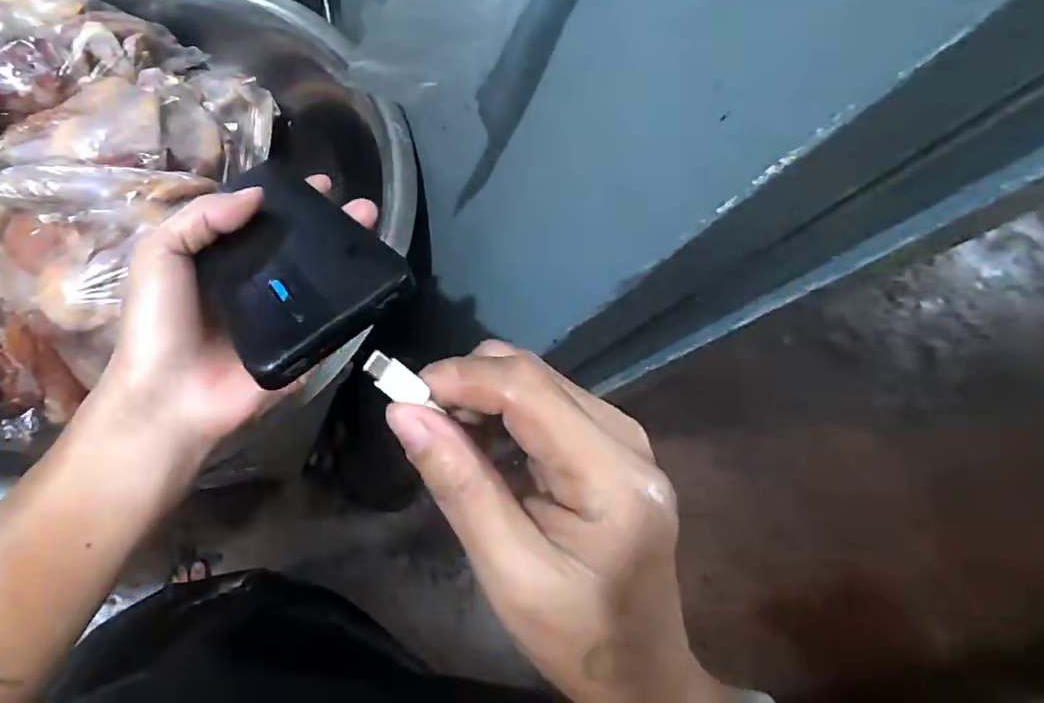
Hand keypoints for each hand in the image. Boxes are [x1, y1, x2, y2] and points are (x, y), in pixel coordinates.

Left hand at [87, 175, 379, 459]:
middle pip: (295, 242)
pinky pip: (327, 315)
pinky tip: (372, 269)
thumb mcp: (159, 254)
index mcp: (219, 258)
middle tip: (356, 203)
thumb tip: (257, 196)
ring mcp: (278, 313)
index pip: (258, 219)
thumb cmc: (157, 322)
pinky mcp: (297, 344)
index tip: (317, 183)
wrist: (169, 398)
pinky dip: (350, 294)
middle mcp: (252, 281)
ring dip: (345, 249)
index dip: (286, 199)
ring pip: (317, 272)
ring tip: (371, 220)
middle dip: (326, 219)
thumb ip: (201, 217)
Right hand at [388, 342, 731, 702]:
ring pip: (532, 377)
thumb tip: (403, 412)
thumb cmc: (575, 636)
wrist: (640, 672)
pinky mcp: (608, 439)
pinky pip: (542, 397)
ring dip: (479, 394)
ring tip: (448, 440)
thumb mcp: (508, 572)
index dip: (462, 378)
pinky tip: (481, 445)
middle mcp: (624, 438)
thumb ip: (458, 485)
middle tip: (423, 422)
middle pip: (530, 372)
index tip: (405, 394)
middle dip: (466, 383)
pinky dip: (499, 407)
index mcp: (611, 476)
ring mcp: (620, 434)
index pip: (527, 388)